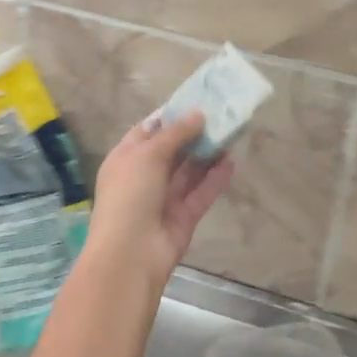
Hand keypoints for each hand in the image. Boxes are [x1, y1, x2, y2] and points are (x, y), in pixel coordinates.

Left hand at [88, 110, 234, 285]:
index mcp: (125, 160)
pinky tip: (231, 161)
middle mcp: (144, 177)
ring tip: (230, 133)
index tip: (194, 101)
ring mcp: (164, 198)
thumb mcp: (147, 156)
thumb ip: (174, 134)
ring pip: (189, 172)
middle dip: (192, 134)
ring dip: (207, 154)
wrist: (130, 254)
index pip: (147, 132)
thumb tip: (198, 114)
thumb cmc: (129, 196)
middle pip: (171, 151)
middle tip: (219, 115)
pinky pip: (201, 193)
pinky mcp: (183, 216)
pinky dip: (215, 178)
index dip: (169, 117)